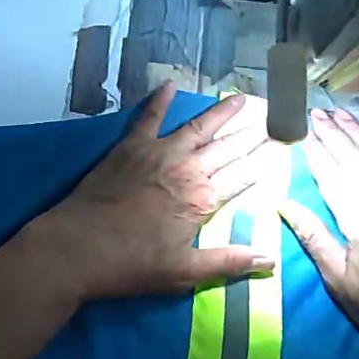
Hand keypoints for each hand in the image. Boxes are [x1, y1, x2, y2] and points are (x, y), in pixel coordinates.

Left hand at [27, 82, 279, 299]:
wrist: (75, 248)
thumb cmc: (130, 265)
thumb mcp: (184, 273)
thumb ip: (229, 262)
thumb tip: (270, 261)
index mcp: (202, 199)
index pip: (244, 175)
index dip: (265, 161)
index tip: (283, 146)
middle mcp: (186, 169)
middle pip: (227, 148)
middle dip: (251, 134)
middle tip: (273, 119)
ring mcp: (157, 153)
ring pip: (197, 127)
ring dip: (220, 113)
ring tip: (240, 98)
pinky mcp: (129, 147)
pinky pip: (148, 117)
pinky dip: (159, 100)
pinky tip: (169, 84)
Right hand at [277, 109, 358, 358]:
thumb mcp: (340, 281)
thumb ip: (314, 237)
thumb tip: (284, 205)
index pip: (332, 174)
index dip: (314, 150)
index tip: (299, 129)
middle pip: (357, 157)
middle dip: (334, 132)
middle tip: (315, 111)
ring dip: (358, 133)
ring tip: (339, 114)